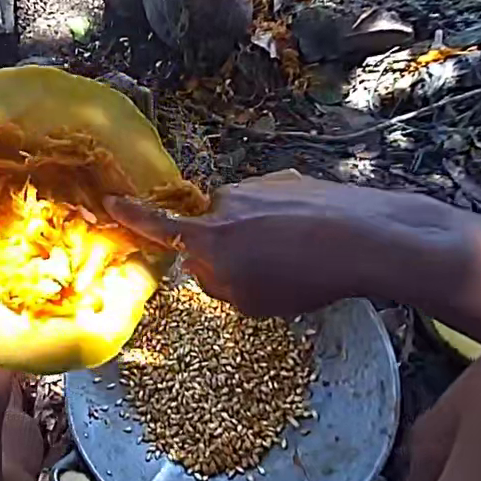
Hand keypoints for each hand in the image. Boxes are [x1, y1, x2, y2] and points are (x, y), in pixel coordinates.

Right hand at [109, 171, 433, 316]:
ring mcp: (259, 185)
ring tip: (297, 256)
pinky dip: (283, 221)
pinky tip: (313, 238)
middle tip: (263, 272)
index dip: (131, 217)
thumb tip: (208, 266)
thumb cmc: (304, 279)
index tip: (111, 201)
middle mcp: (227, 202)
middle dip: (225, 247)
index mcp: (211, 236)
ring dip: (258, 234)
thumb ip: (217, 285)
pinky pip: (271, 203)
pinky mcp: (288, 178)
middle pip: (211, 228)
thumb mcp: (252, 303)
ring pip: (243, 215)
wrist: (368, 238)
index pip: (160, 226)